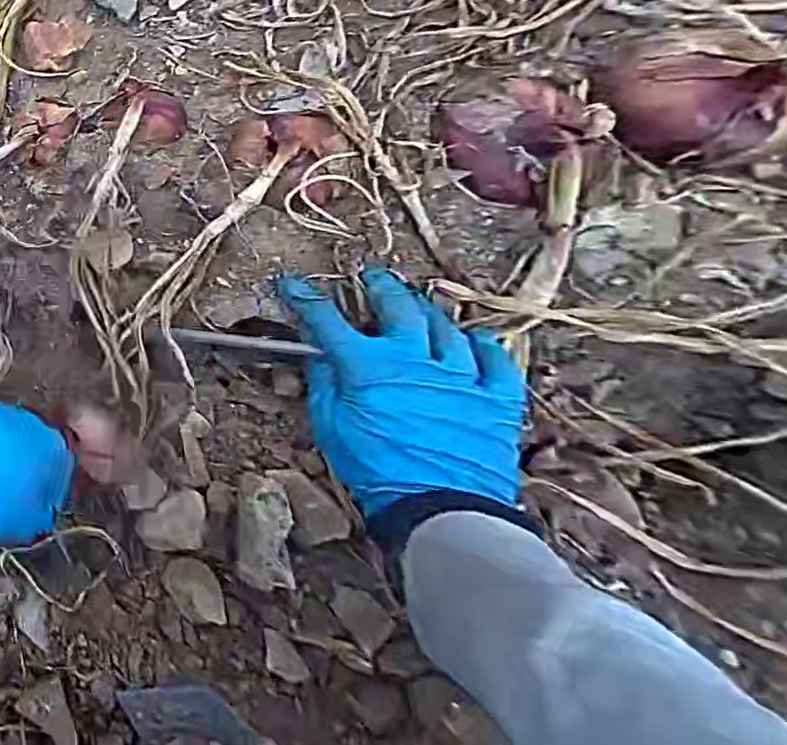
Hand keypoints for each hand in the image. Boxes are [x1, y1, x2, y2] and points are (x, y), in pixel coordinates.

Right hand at [277, 267, 525, 515]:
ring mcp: (459, 374)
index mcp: (367, 365)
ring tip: (420, 303)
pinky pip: (494, 360)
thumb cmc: (374, 468)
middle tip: (374, 276)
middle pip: (397, 306)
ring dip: (428, 310)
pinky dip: (482, 346)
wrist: (440, 509)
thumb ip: (324, 382)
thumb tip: (319, 354)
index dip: (305, 298)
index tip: (291, 283)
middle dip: (381, 286)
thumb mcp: (331, 424)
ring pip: (445, 326)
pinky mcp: (496, 398)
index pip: (327, 320)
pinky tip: (473, 341)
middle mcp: (413, 358)